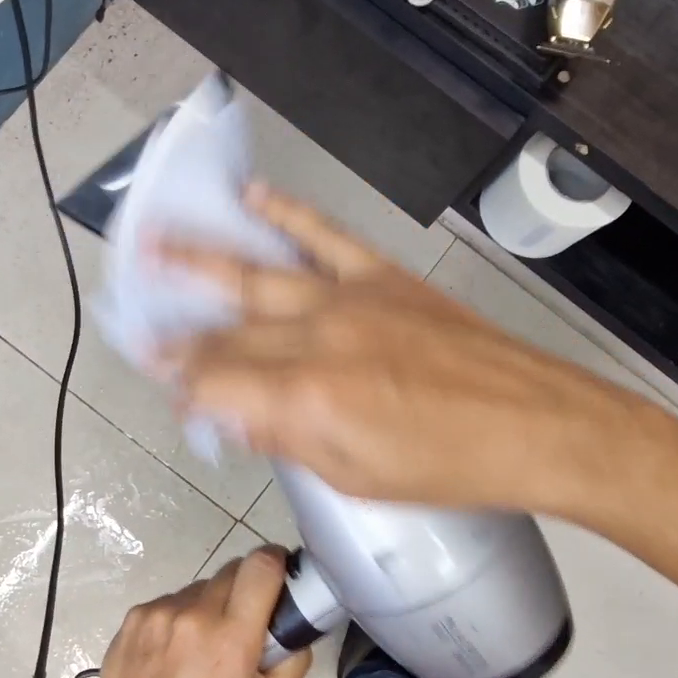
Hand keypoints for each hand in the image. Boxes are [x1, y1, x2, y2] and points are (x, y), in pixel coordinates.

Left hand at [89, 548, 311, 677]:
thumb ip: (291, 659)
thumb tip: (293, 623)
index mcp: (231, 636)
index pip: (261, 566)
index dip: (276, 563)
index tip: (280, 575)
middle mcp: (193, 614)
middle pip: (231, 571)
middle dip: (245, 589)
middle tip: (244, 623)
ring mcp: (157, 612)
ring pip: (199, 588)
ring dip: (209, 605)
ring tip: (201, 647)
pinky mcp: (133, 617)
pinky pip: (168, 602)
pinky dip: (178, 618)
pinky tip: (172, 653)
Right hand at [158, 184, 671, 516]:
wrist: (537, 426)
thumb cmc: (445, 468)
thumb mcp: (353, 478)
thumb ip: (285, 439)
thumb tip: (234, 418)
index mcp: (305, 398)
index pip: (216, 386)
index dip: (186, 392)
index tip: (171, 395)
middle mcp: (316, 338)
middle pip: (227, 334)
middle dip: (179, 339)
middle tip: (141, 334)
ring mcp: (350, 299)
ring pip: (256, 274)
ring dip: (197, 261)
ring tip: (151, 246)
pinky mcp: (384, 277)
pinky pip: (323, 236)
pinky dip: (286, 214)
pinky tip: (253, 199)